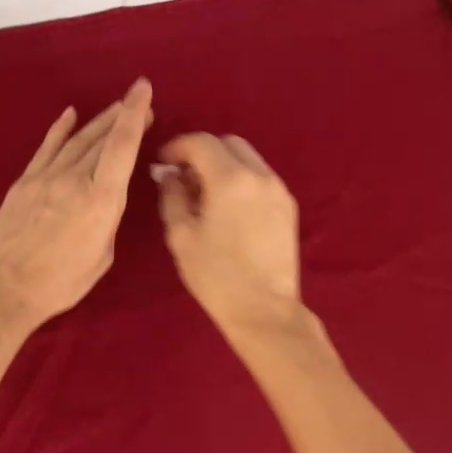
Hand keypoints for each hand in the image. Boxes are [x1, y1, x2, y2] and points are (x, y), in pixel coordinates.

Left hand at [0, 78, 154, 331]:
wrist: (6, 286)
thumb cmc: (61, 282)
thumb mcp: (101, 255)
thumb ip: (107, 218)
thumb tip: (106, 198)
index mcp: (102, 199)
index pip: (123, 145)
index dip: (136, 113)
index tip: (144, 90)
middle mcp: (75, 178)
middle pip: (102, 138)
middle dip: (123, 117)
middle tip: (138, 103)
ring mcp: (46, 176)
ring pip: (77, 139)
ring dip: (98, 121)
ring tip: (115, 107)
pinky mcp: (25, 182)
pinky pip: (47, 147)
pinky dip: (60, 129)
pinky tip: (70, 114)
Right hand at [155, 132, 303, 332]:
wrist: (263, 309)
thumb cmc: (215, 276)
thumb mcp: (181, 236)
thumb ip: (172, 196)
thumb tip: (169, 175)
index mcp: (230, 179)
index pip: (201, 143)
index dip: (177, 147)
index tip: (162, 164)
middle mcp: (259, 175)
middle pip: (229, 143)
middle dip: (203, 153)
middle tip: (183, 178)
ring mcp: (279, 189)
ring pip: (248, 159)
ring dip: (223, 166)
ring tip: (204, 194)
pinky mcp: (288, 206)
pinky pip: (260, 179)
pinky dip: (240, 181)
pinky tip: (227, 209)